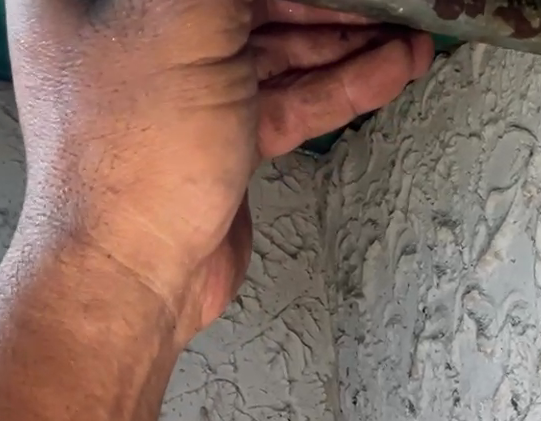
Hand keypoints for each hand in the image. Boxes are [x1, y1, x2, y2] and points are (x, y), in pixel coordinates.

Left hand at [5, 0, 431, 343]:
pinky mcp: (223, 136)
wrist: (135, 274)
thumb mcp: (180, 25)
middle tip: (389, 7)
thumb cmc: (132, 159)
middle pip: (254, 4)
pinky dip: (338, 89)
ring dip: (347, 46)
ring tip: (408, 41)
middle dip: (330, 7)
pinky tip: (386, 73)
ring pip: (279, 50)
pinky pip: (288, 99)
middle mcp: (144, 26)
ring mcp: (188, 85)